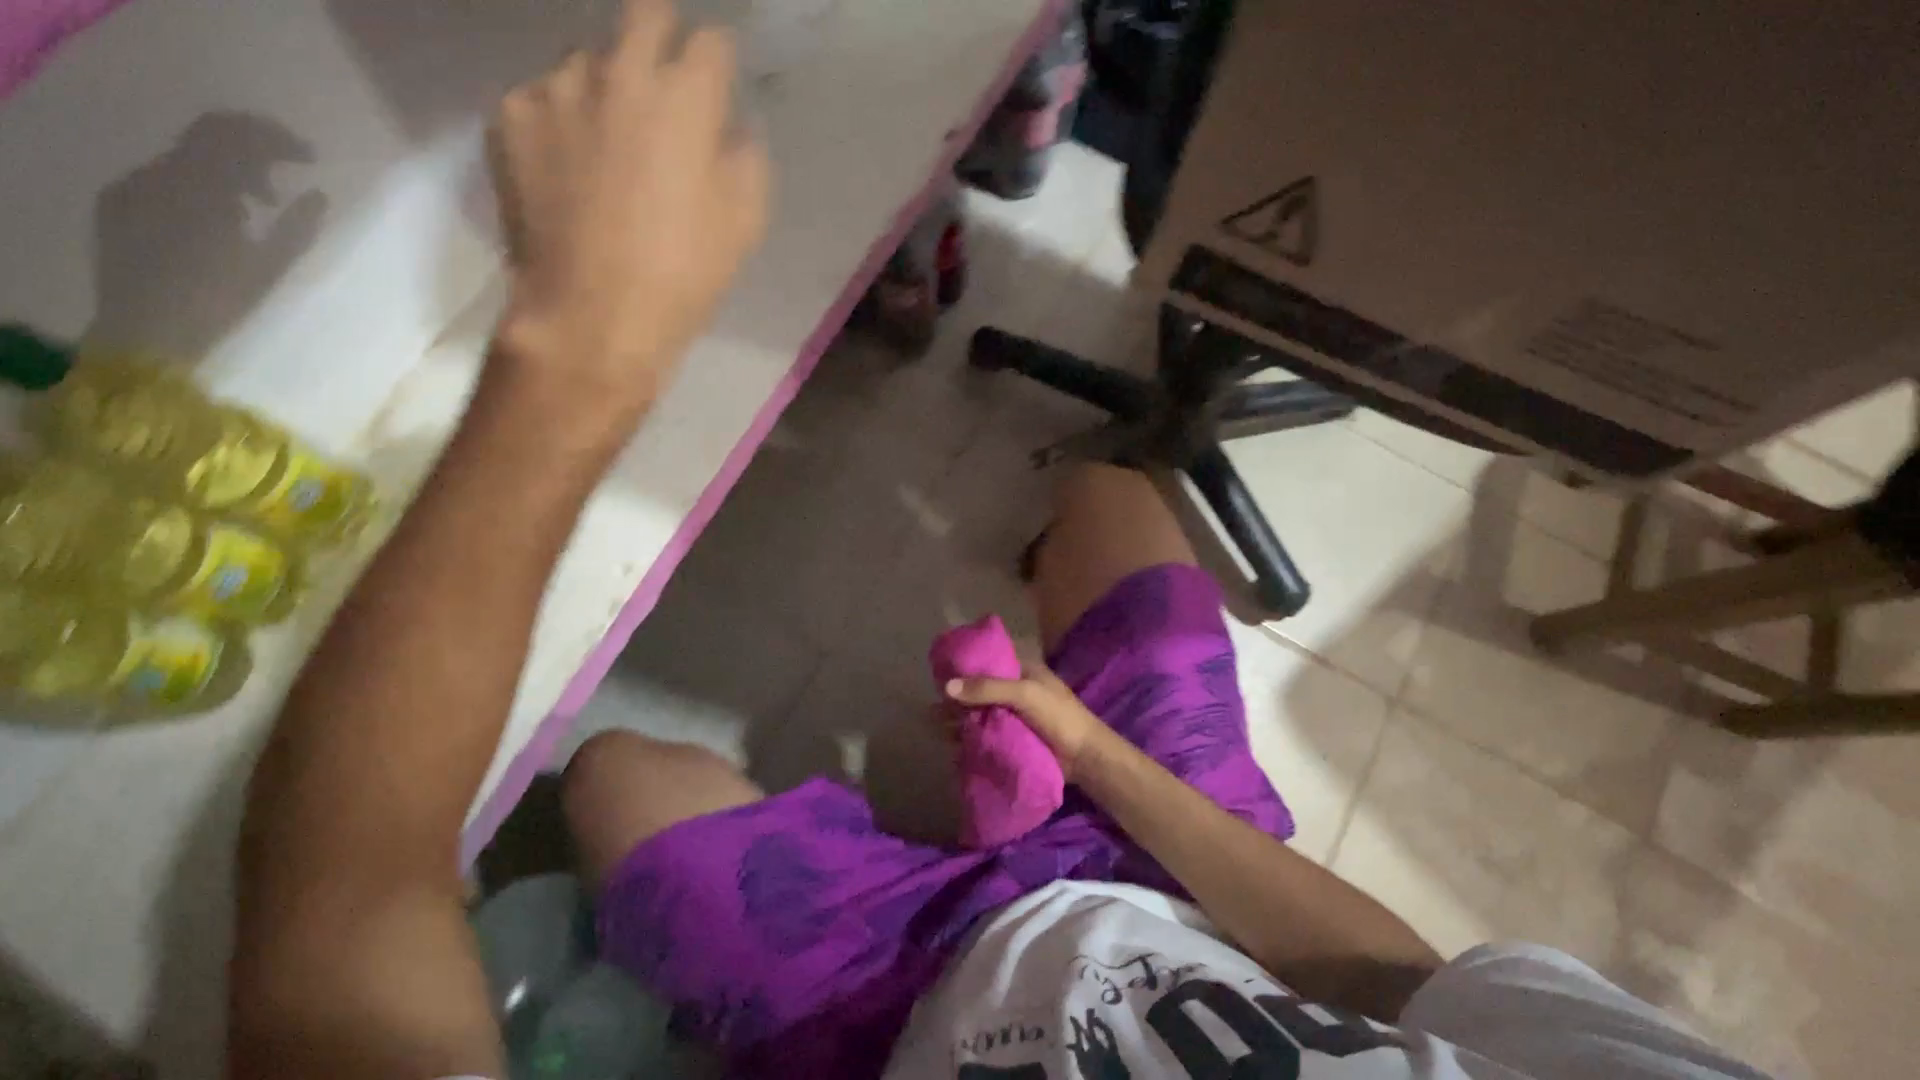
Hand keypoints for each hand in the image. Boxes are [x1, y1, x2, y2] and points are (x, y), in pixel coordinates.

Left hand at [488, 0, 770, 430]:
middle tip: (663, 91)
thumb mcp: (745, 221)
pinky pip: (542, 97)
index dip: (716, 66)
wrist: (590, 316)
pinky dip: (559, 121)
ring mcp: (556, 88)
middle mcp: (618, 71)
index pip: (710, 40)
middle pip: (644, 14)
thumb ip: (744, 155)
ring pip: (588, 61)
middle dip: (661, 40)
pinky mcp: (510, 115)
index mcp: (685, 97)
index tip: (714, 92)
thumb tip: (728, 127)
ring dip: (605, 87)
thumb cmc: (682, 274)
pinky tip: (565, 169)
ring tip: (605, 142)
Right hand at [944, 665, 1114, 781]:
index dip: (964, 668)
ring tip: (936, 729)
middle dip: (957, 699)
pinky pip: (985, 735)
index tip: (939, 675)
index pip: (987, 663)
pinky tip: (950, 744)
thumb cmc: (1058, 717)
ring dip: (959, 721)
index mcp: (1022, 671)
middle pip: (979, 691)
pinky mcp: (1012, 740)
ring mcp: (1013, 717)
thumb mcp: (1024, 694)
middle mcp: (1015, 691)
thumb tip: (946, 686)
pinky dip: (969, 738)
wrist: (1084, 758)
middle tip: (933, 709)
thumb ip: (987, 688)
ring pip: (979, 715)